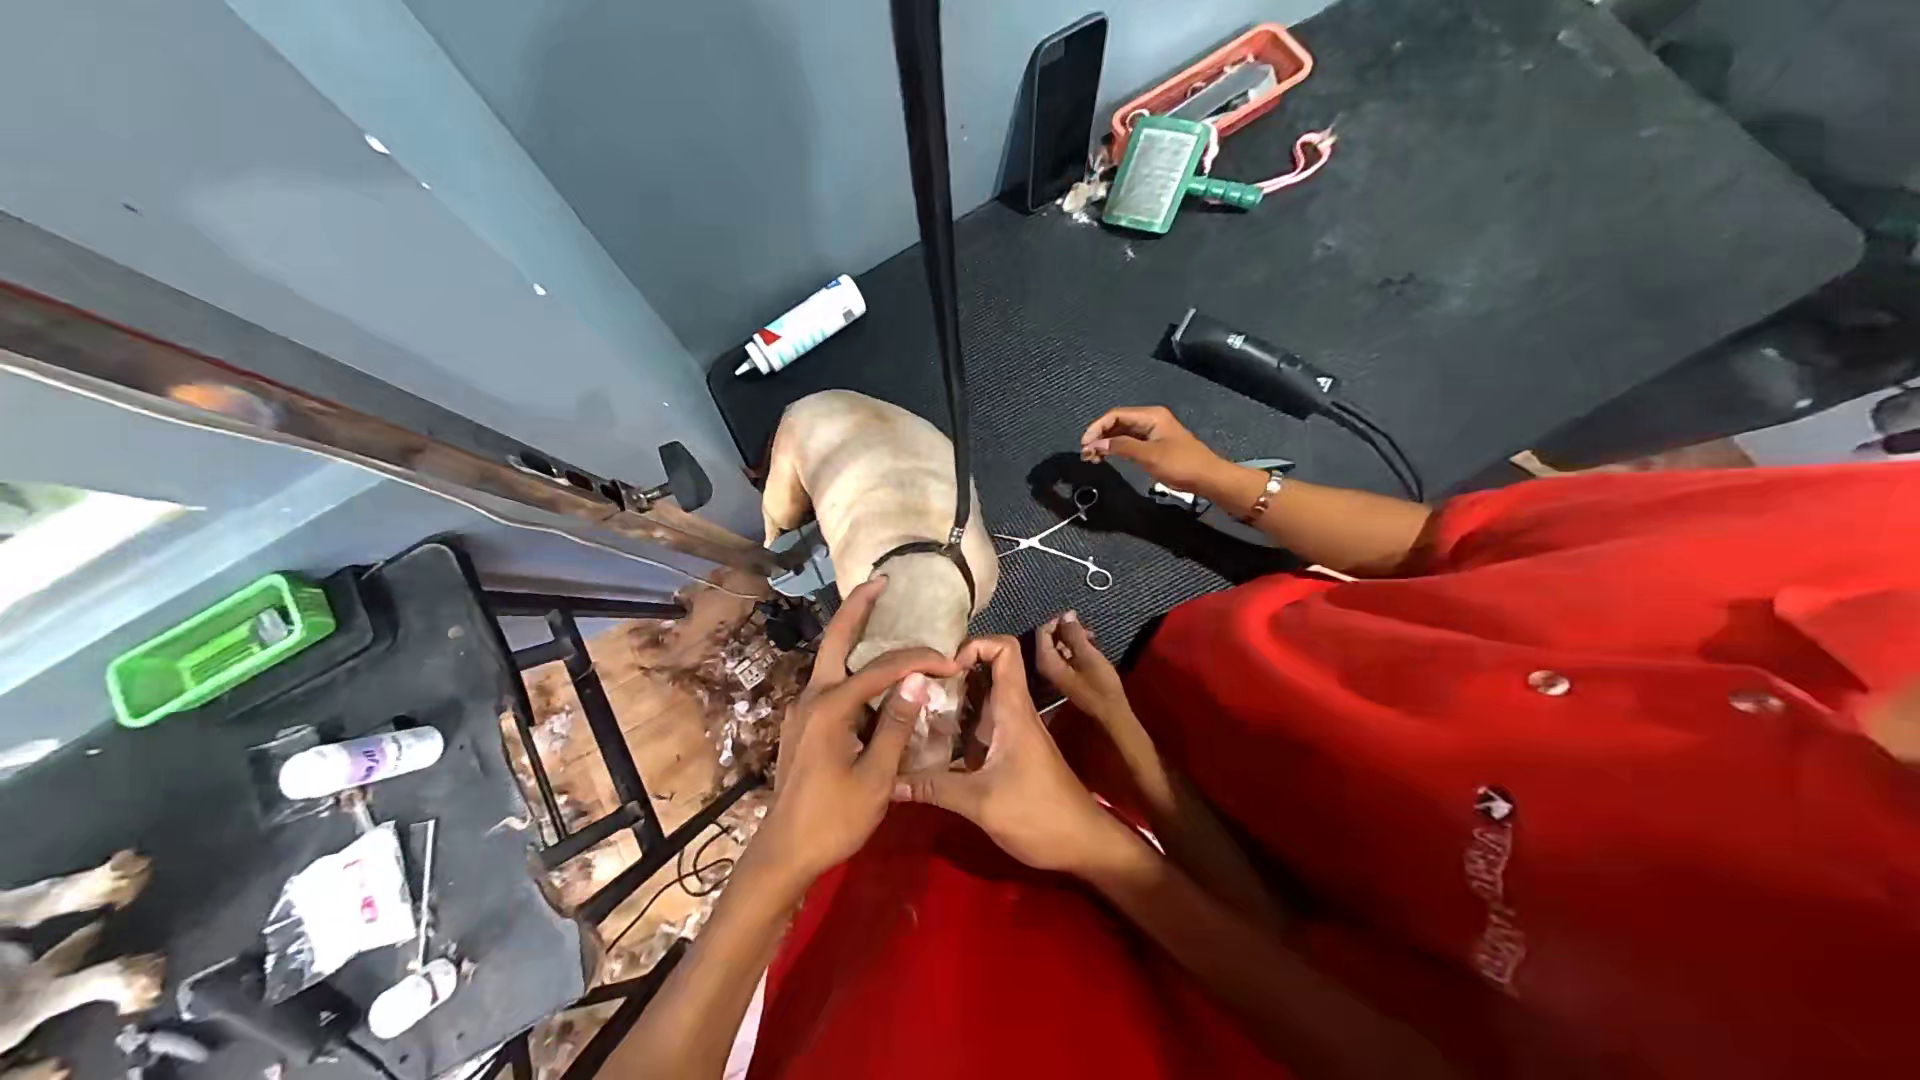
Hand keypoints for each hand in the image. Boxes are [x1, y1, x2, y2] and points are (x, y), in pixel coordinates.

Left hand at [758, 578, 959, 879]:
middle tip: (880, 582)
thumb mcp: (876, 778)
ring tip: (879, 616)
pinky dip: (849, 664)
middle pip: (835, 639)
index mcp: (831, 708)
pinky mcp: (801, 724)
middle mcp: (811, 698)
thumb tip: (918, 681)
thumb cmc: (834, 819)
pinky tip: (868, 672)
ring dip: (852, 634)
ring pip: (829, 659)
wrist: (784, 853)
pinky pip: (829, 681)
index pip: (883, 670)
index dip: (919, 661)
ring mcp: (801, 710)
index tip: (951, 663)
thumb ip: (897, 726)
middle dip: (857, 607)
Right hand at [895, 635, 1132, 874]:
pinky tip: (933, 744)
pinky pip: (982, 726)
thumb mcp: (981, 803)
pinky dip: (959, 726)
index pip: (1005, 650)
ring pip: (983, 699)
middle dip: (954, 671)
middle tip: (917, 687)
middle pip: (988, 670)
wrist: (1085, 844)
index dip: (975, 645)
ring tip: (916, 711)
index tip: (943, 668)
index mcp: (1014, 710)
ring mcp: (1015, 732)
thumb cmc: (1039, 815)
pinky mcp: (1013, 753)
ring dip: (953, 700)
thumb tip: (890, 781)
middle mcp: (1015, 713)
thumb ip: (934, 788)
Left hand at [1036, 610, 1130, 726]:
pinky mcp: (1066, 674)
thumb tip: (1066, 614)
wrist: (1111, 711)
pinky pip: (1066, 654)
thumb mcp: (1087, 655)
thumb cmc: (1100, 684)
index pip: (1042, 632)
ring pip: (1059, 645)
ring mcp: (1056, 671)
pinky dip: (1076, 647)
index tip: (1075, 617)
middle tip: (1085, 627)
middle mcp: (1046, 666)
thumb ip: (1074, 633)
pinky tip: (1091, 645)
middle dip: (1066, 629)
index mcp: (1047, 662)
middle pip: (1049, 638)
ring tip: (1092, 636)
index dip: (1057, 621)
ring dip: (1073, 637)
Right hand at [1081, 406, 1232, 493]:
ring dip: (1106, 443)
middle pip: (1117, 422)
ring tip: (1092, 457)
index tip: (1084, 445)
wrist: (1208, 477)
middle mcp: (1150, 419)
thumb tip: (1097, 444)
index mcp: (1151, 416)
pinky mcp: (1154, 444)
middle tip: (1085, 454)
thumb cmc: (1180, 464)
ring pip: (1122, 432)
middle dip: (1099, 435)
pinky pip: (1129, 441)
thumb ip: (1121, 447)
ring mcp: (1153, 431)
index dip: (1097, 428)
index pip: (1115, 415)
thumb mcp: (1148, 456)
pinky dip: (1116, 448)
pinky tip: (1107, 457)